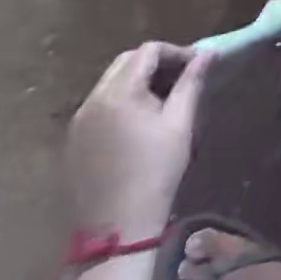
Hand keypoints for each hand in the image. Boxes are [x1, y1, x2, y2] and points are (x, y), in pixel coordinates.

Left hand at [64, 41, 210, 236]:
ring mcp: (77, 122)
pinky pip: (100, 105)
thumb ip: (191, 83)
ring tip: (166, 100)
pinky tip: (141, 122)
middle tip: (184, 79)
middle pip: (126, 62)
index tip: (198, 67)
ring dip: (140, 80)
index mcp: (117, 93)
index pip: (148, 51)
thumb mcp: (180, 123)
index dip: (177, 52)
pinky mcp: (73, 141)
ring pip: (111, 83)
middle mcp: (91, 101)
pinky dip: (123, 101)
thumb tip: (207, 54)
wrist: (117, 228)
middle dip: (157, 63)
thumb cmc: (155, 171)